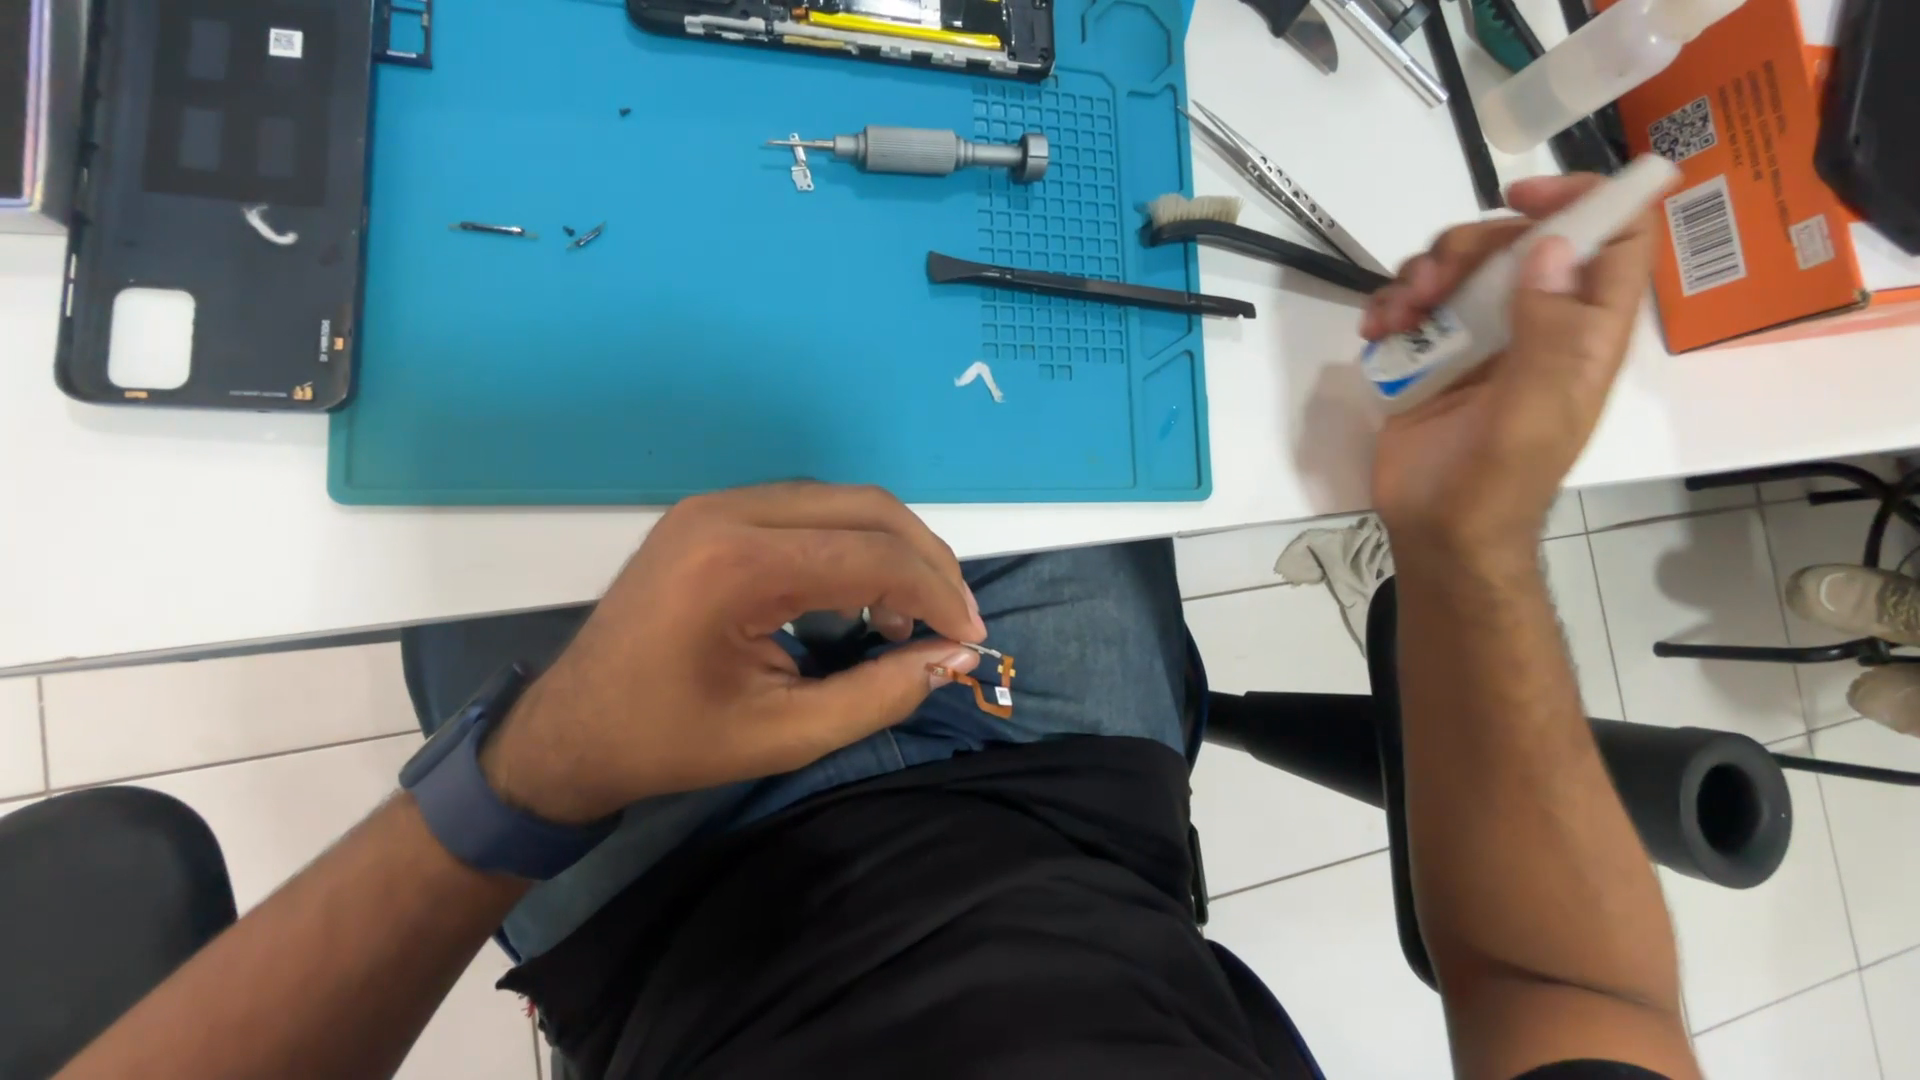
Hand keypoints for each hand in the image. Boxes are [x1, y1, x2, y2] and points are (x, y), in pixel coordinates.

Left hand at [481, 482, 988, 823]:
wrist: (570, 730)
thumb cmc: (672, 742)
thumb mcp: (786, 735)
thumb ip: (880, 694)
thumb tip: (956, 657)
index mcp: (739, 566)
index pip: (873, 555)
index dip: (938, 593)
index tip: (971, 638)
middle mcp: (729, 512)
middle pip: (867, 507)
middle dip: (927, 560)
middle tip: (956, 619)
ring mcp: (717, 505)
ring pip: (843, 501)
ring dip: (893, 548)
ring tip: (915, 613)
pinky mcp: (714, 514)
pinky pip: (811, 510)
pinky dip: (855, 544)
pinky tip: (864, 593)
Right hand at [1362, 174, 1662, 569]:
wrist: (1437, 530)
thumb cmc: (1493, 481)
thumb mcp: (1533, 411)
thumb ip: (1549, 332)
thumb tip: (1548, 247)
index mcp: (1582, 333)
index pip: (1614, 240)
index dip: (1583, 201)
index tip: (1520, 197)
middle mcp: (1536, 326)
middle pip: (1519, 243)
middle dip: (1468, 246)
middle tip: (1430, 282)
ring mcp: (1480, 342)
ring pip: (1459, 269)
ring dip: (1418, 277)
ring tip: (1393, 316)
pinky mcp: (1431, 359)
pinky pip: (1414, 307)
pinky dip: (1389, 306)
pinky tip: (1375, 331)